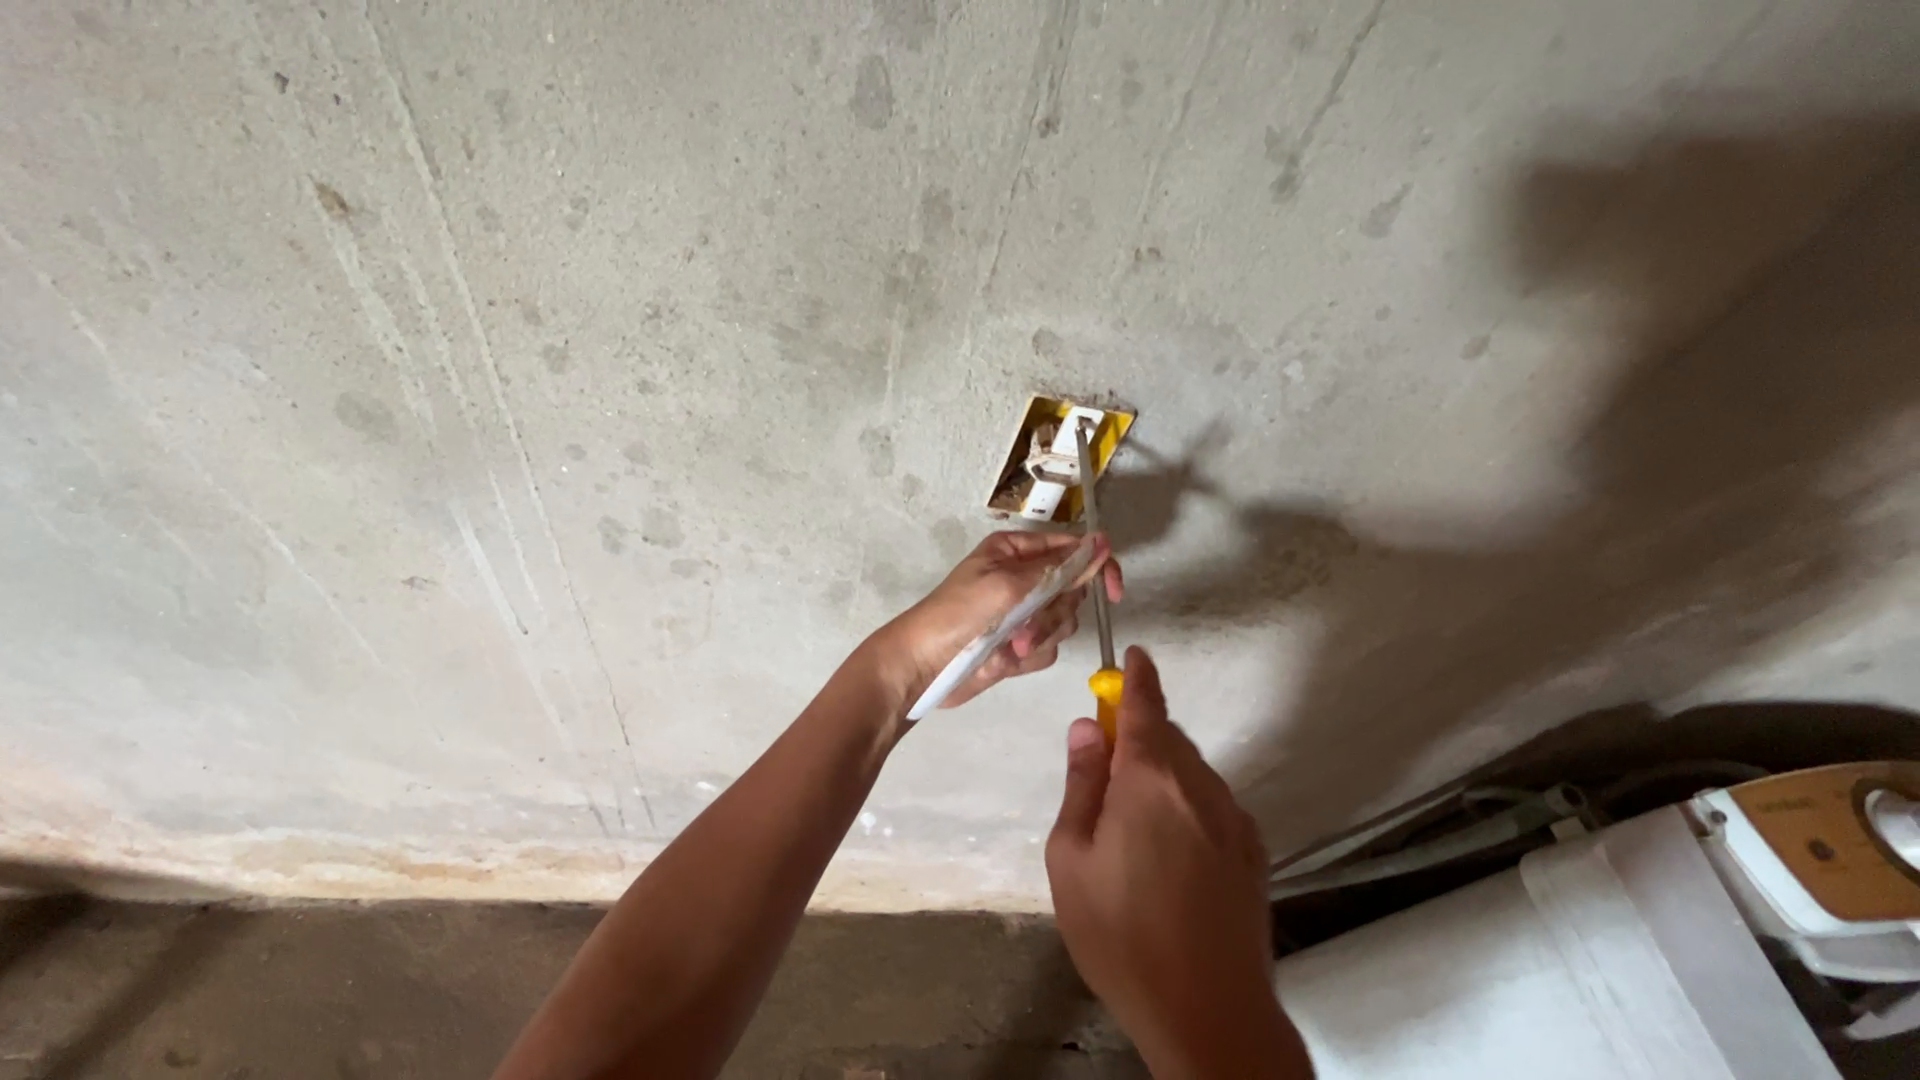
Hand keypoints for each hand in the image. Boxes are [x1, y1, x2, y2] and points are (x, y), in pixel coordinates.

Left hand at [872, 530, 1123, 710]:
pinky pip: (1048, 649)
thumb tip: (1103, 542)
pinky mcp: (1020, 645)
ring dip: (1040, 637)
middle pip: (1073, 590)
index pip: (1073, 550)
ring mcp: (1023, 613)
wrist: (923, 666)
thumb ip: (1058, 568)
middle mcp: (1024, 577)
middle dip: (1054, 613)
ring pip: (1064, 623)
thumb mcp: (1007, 584)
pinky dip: (1030, 656)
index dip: (1097, 567)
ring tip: (1009, 646)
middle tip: (1025, 625)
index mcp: (1017, 551)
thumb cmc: (958, 614)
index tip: (1112, 592)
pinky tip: (1004, 660)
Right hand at [1046, 648, 1308, 1079]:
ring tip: (1133, 829)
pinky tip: (1170, 853)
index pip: (1146, 707)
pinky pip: (1213, 805)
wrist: (1208, 1012)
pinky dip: (1188, 805)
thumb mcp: (1070, 858)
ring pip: (1192, 772)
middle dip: (1139, 737)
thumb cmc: (1119, 933)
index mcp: (1150, 779)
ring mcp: (1234, 819)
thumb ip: (1081, 784)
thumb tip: (1088, 729)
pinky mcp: (1254, 852)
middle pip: (1168, 739)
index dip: (1137, 677)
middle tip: (1105, 771)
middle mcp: (1200, 786)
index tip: (1134, 654)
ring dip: (1163, 774)